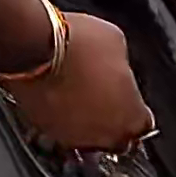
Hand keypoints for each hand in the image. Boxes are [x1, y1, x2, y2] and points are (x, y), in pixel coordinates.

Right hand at [1, 12, 154, 151]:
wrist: (32, 43)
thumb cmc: (75, 41)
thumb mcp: (114, 40)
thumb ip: (121, 63)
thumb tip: (114, 64)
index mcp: (133, 117)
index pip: (143, 122)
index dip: (131, 103)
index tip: (121, 91)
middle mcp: (107, 136)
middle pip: (115, 136)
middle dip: (108, 117)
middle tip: (97, 93)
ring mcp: (74, 136)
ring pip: (84, 135)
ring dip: (82, 118)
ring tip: (71, 91)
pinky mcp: (44, 129)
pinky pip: (56, 127)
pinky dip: (56, 114)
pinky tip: (52, 93)